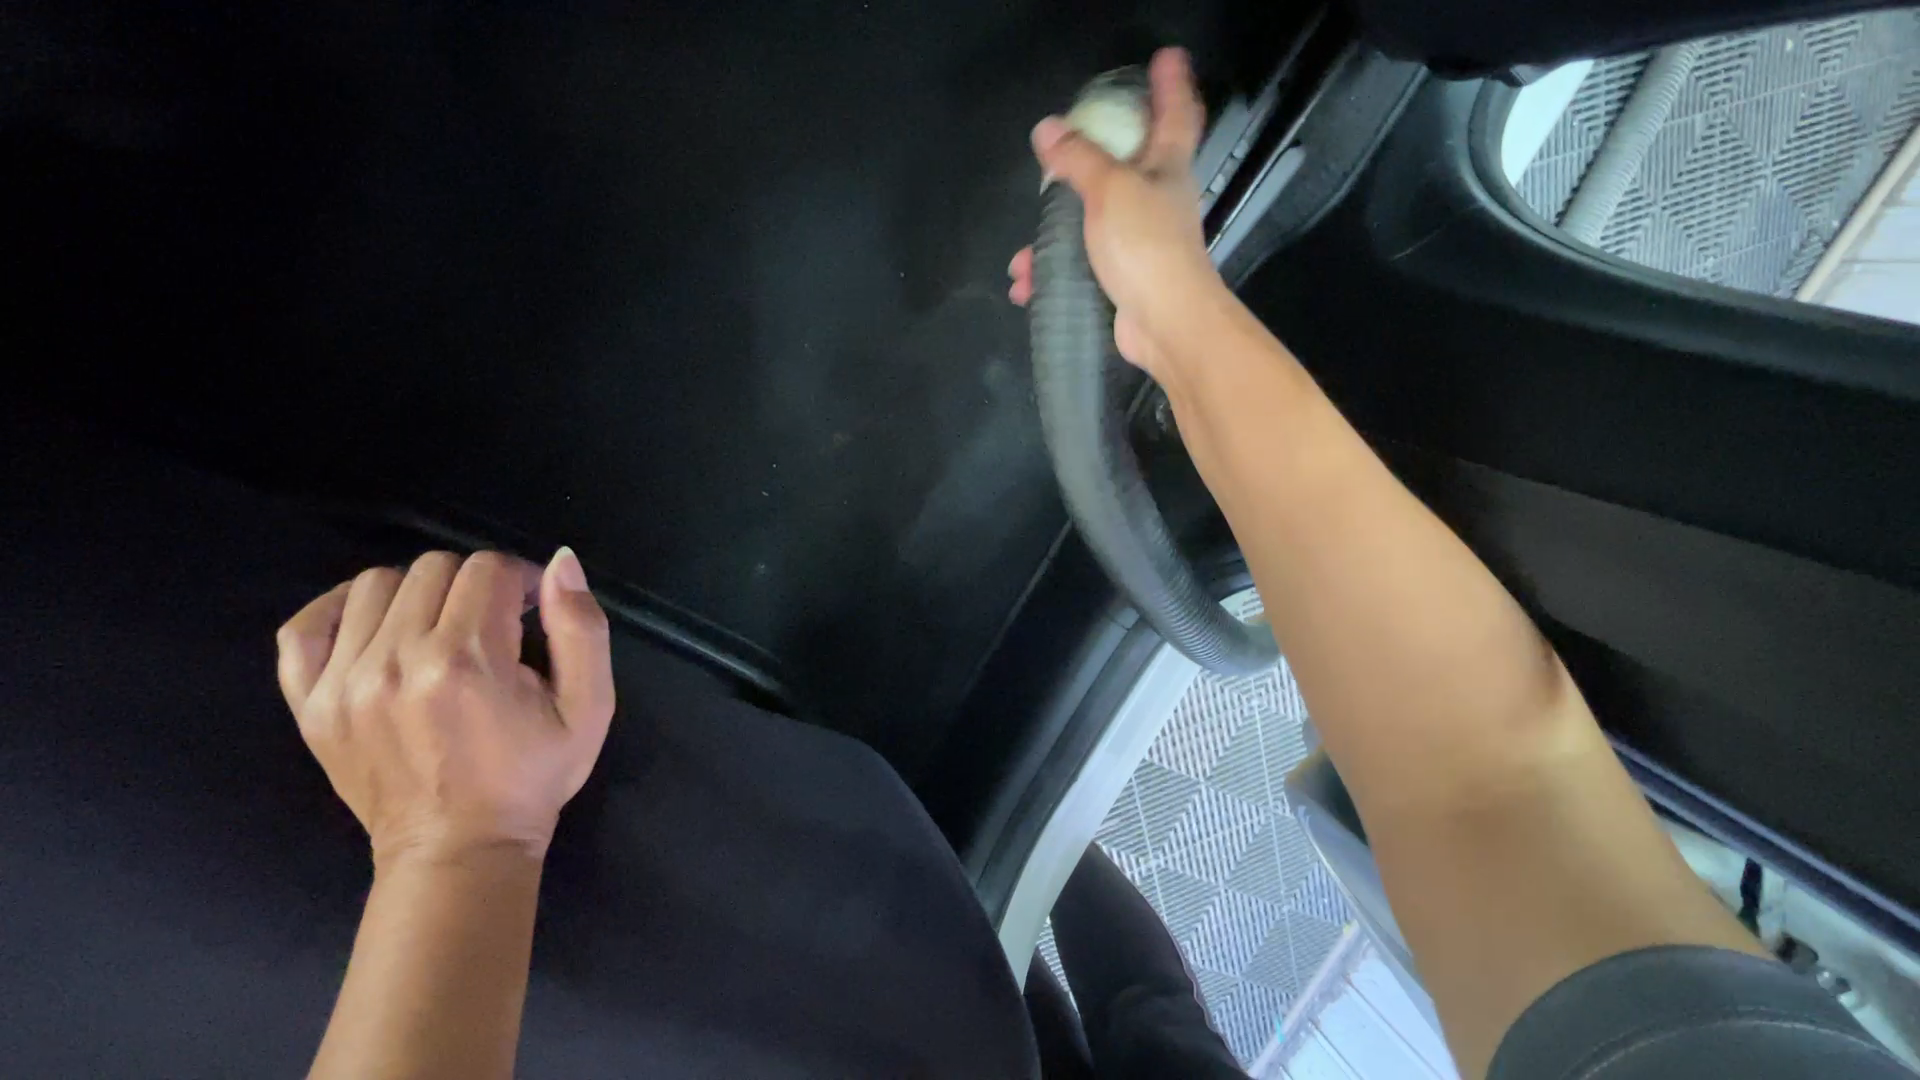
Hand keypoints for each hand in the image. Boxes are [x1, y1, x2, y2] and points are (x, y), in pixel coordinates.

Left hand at [276, 548, 614, 867]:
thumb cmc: (534, 776)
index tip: (534, 612)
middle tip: (496, 625)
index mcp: (468, 660)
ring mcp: (343, 682)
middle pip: (434, 568)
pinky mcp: (309, 704)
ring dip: (420, 594)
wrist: (459, 850)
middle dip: (476, 584)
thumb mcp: (589, 707)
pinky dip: (342, 609)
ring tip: (444, 630)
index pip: (489, 568)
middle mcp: (397, 660)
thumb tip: (559, 562)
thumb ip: (582, 628)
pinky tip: (378, 624)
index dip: (521, 580)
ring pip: (377, 584)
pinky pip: (306, 627)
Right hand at [1007, 47, 1225, 380]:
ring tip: (1022, 258)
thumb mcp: (1109, 190)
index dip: (1170, 85)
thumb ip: (1078, 159)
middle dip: (1087, 170)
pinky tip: (1027, 286)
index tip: (1165, 58)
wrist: (1165, 322)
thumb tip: (1047, 130)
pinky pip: (1081, 270)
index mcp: (1166, 168)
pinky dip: (1052, 277)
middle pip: (1123, 172)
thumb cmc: (1145, 245)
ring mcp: (1140, 244)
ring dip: (1052, 243)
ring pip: (1090, 229)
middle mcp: (1157, 202)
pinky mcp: (1123, 282)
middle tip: (1059, 163)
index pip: (1176, 114)